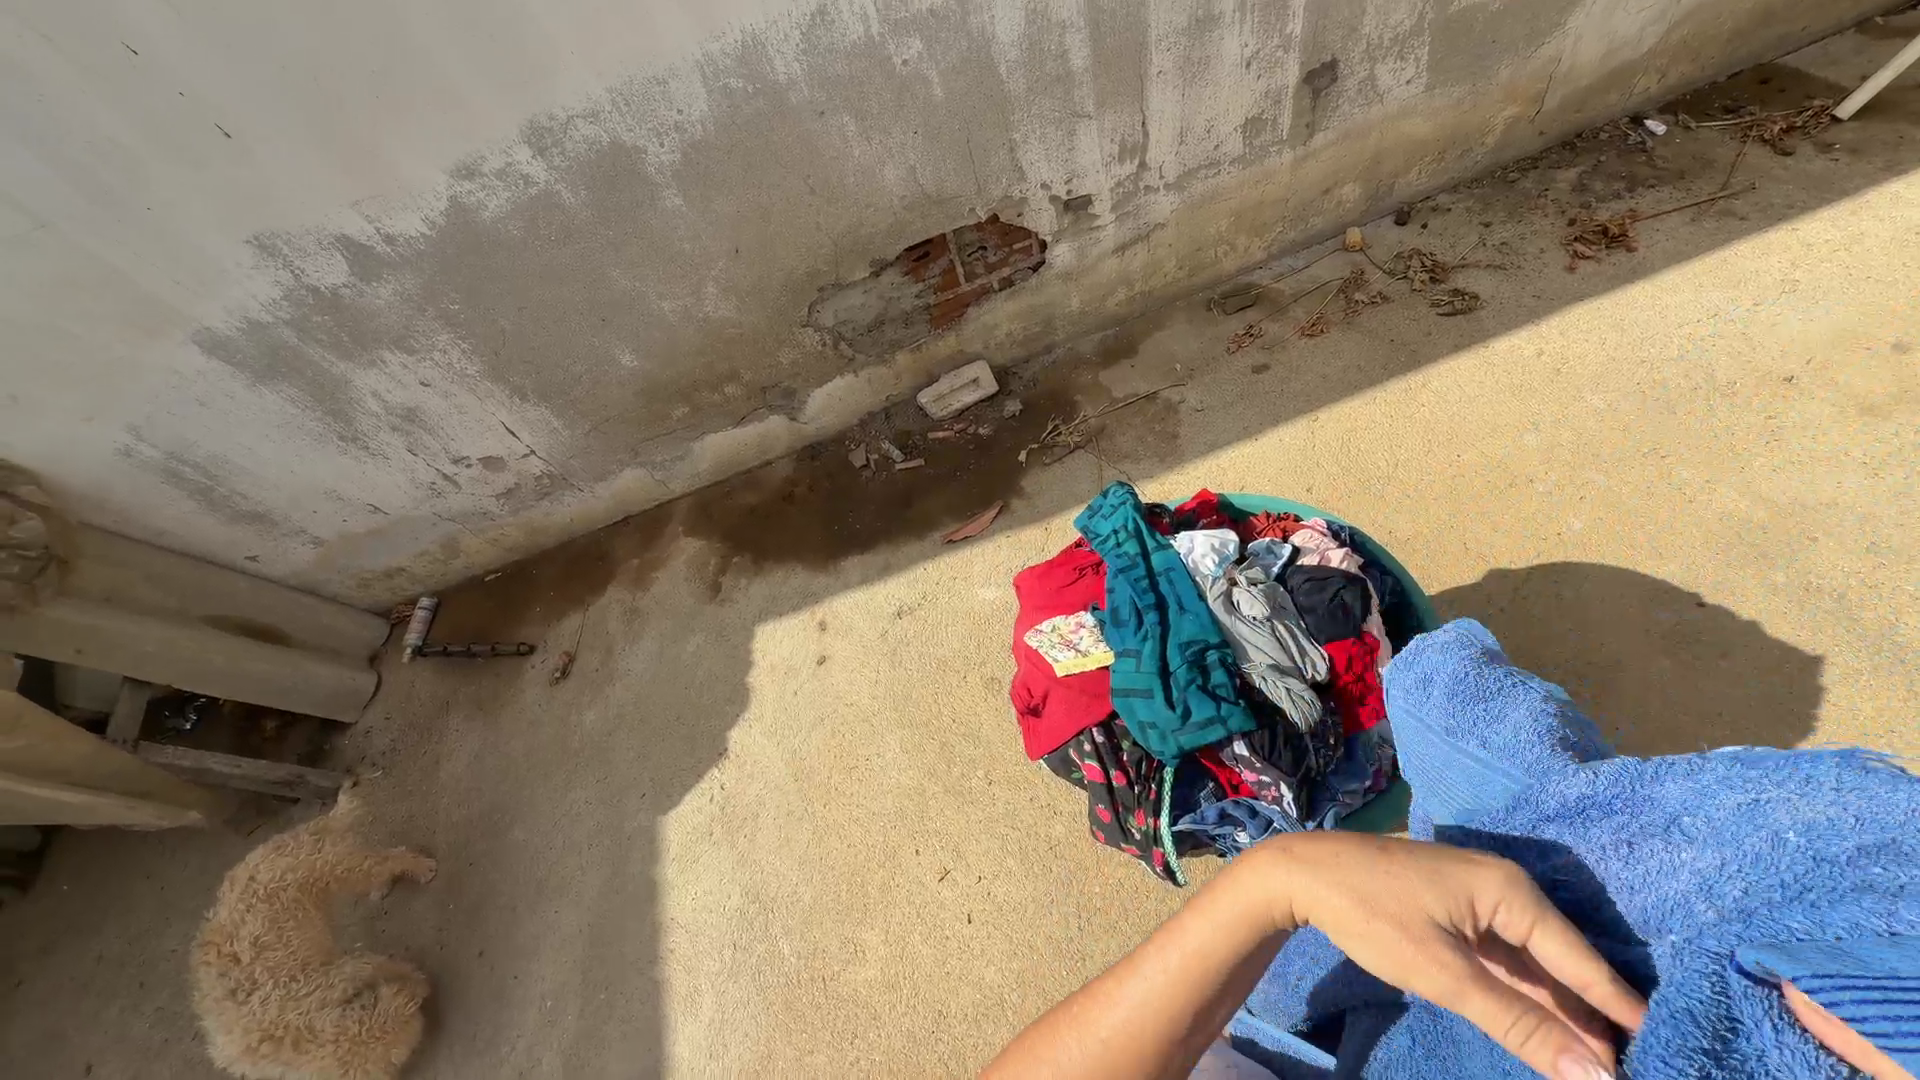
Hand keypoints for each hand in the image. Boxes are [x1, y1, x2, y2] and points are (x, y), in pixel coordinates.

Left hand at [1249, 832, 1646, 1079]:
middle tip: (1633, 1077)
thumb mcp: (1444, 973)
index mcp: (1511, 891)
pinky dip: (1525, 995)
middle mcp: (1505, 889)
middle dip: (1597, 1022)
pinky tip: (1553, 1035)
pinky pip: (1505, 958)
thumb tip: (1598, 1078)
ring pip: (1535, 965)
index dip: (1626, 1020)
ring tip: (1603, 1070)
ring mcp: (1480, 898)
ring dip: (1563, 1014)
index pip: (1587, 965)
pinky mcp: (1457, 911)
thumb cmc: (1370, 913)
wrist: (1300, 873)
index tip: (1671, 1064)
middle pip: (1565, 965)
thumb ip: (1519, 1023)